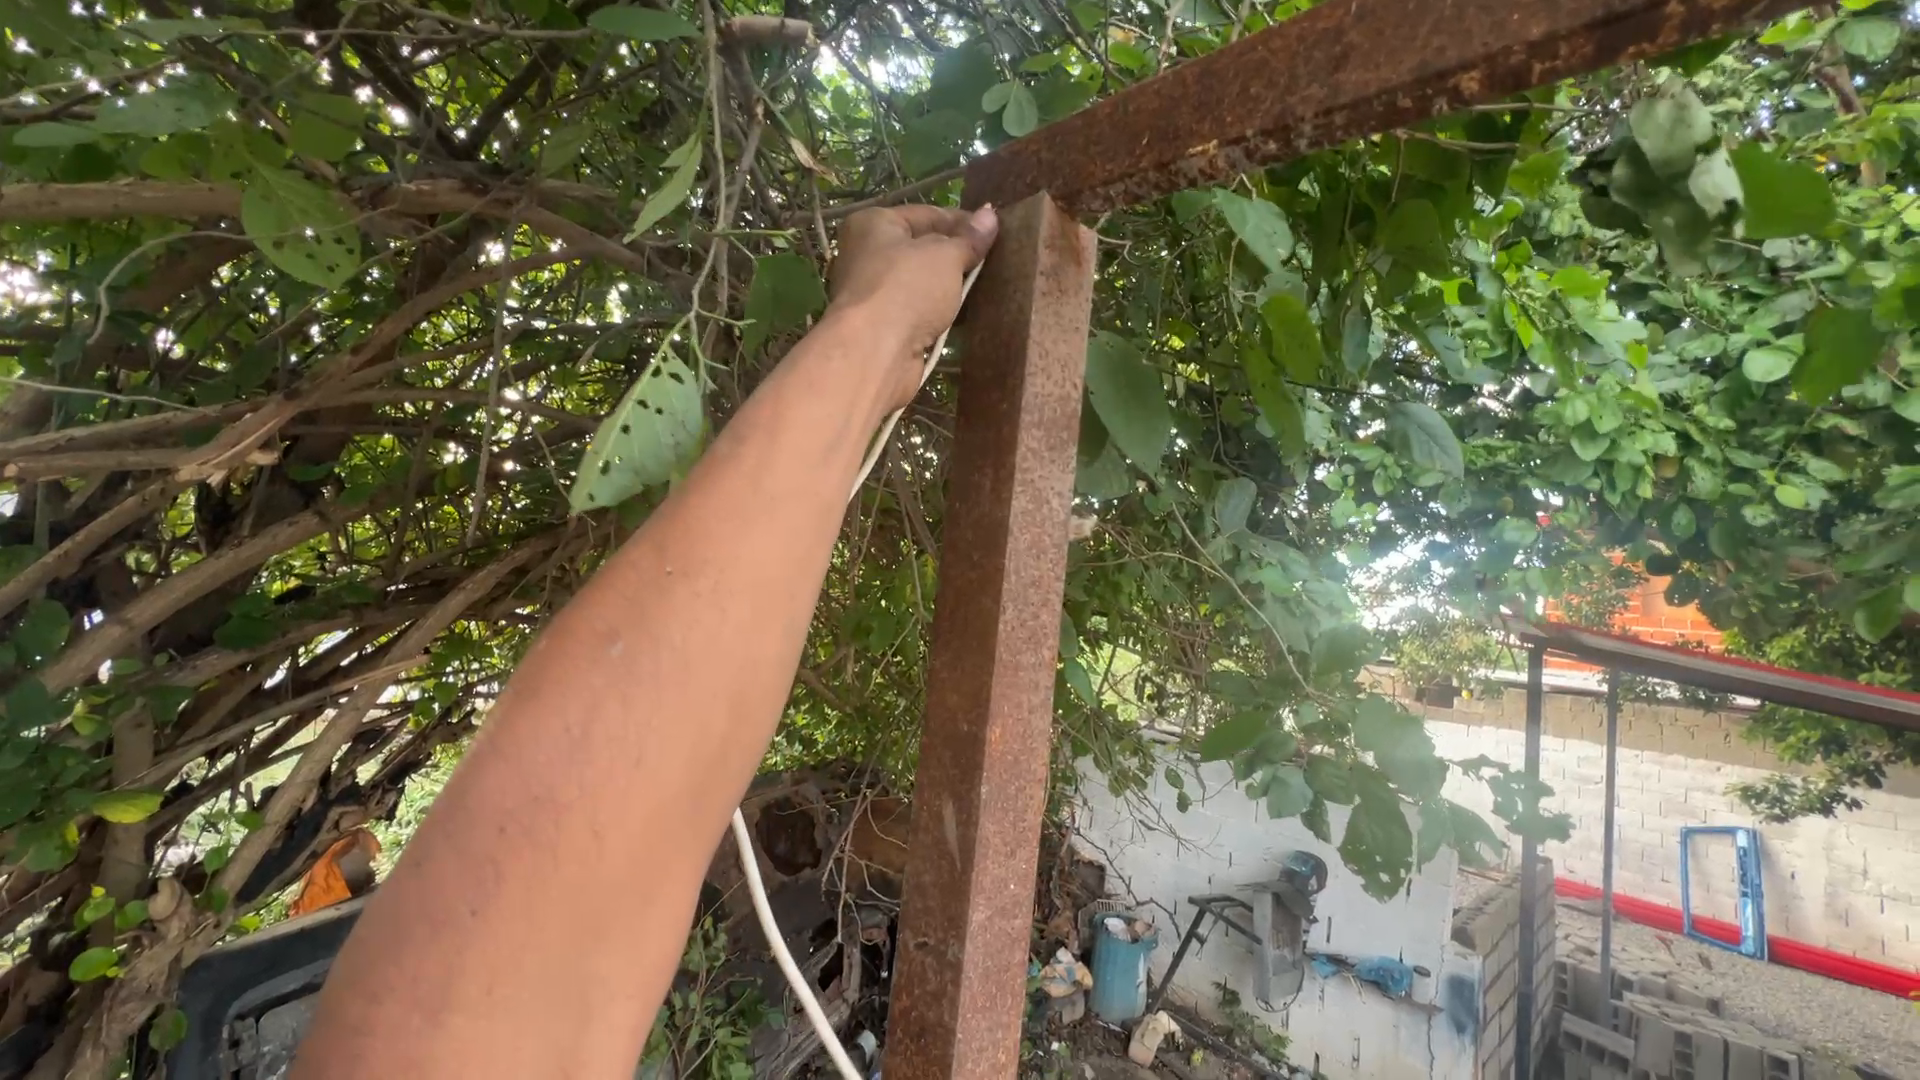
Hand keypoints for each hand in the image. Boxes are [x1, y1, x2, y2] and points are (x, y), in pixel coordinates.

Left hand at [827, 203, 998, 407]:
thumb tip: (990, 215)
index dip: (961, 221)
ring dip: (950, 287)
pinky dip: (940, 312)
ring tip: (987, 286)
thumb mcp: (945, 256)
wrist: (876, 352)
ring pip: (922, 283)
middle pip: (922, 250)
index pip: (925, 215)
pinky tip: (967, 314)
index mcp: (873, 224)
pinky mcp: (885, 327)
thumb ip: (969, 239)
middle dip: (956, 256)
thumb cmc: (907, 288)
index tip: (993, 231)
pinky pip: (920, 312)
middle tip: (994, 260)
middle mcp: (867, 255)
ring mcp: (875, 294)